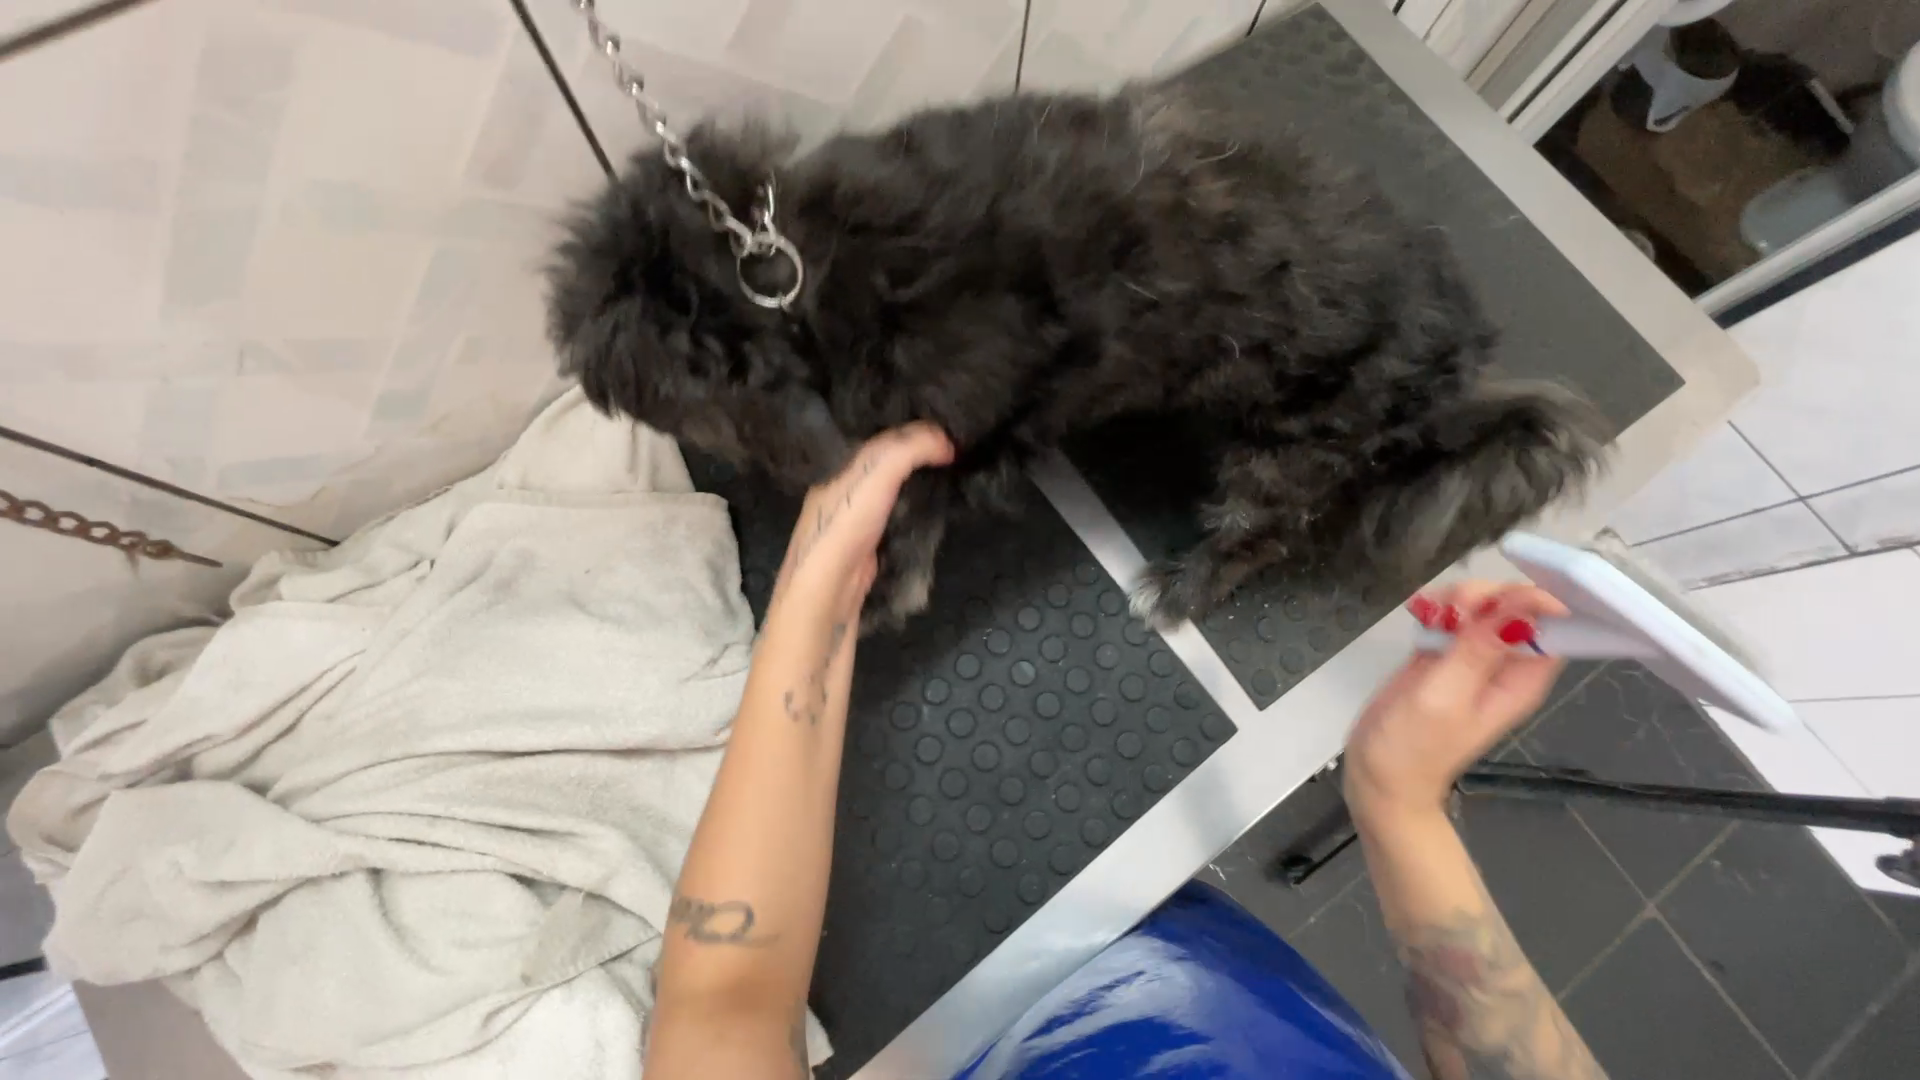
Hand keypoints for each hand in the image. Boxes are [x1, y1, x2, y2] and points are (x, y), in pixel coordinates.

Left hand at [766, 423, 954, 632]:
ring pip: (890, 493)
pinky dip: (913, 512)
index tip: (952, 431)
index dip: (914, 431)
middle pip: (884, 464)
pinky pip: (893, 521)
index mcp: (835, 468)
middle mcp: (840, 492)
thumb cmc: (844, 528)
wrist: (823, 598)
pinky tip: (931, 510)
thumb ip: (908, 450)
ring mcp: (852, 524)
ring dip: (917, 484)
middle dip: (917, 454)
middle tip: (957, 449)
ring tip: (951, 474)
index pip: (880, 438)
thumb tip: (946, 442)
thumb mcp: (876, 475)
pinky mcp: (865, 551)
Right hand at [1343, 582, 1568, 827]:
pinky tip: (1417, 615)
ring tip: (1428, 617)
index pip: (1552, 626)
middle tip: (1449, 614)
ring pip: (1480, 607)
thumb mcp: (1444, 698)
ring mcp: (1471, 658)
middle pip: (1514, 608)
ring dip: (1455, 599)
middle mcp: (1504, 665)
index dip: (1534, 601)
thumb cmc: (1413, 747)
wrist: (1378, 777)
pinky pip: (1450, 618)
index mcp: (1521, 680)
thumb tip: (1521, 607)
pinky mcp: (1440, 655)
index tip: (1493, 599)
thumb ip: (1477, 651)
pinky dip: (1435, 608)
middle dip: (1484, 597)